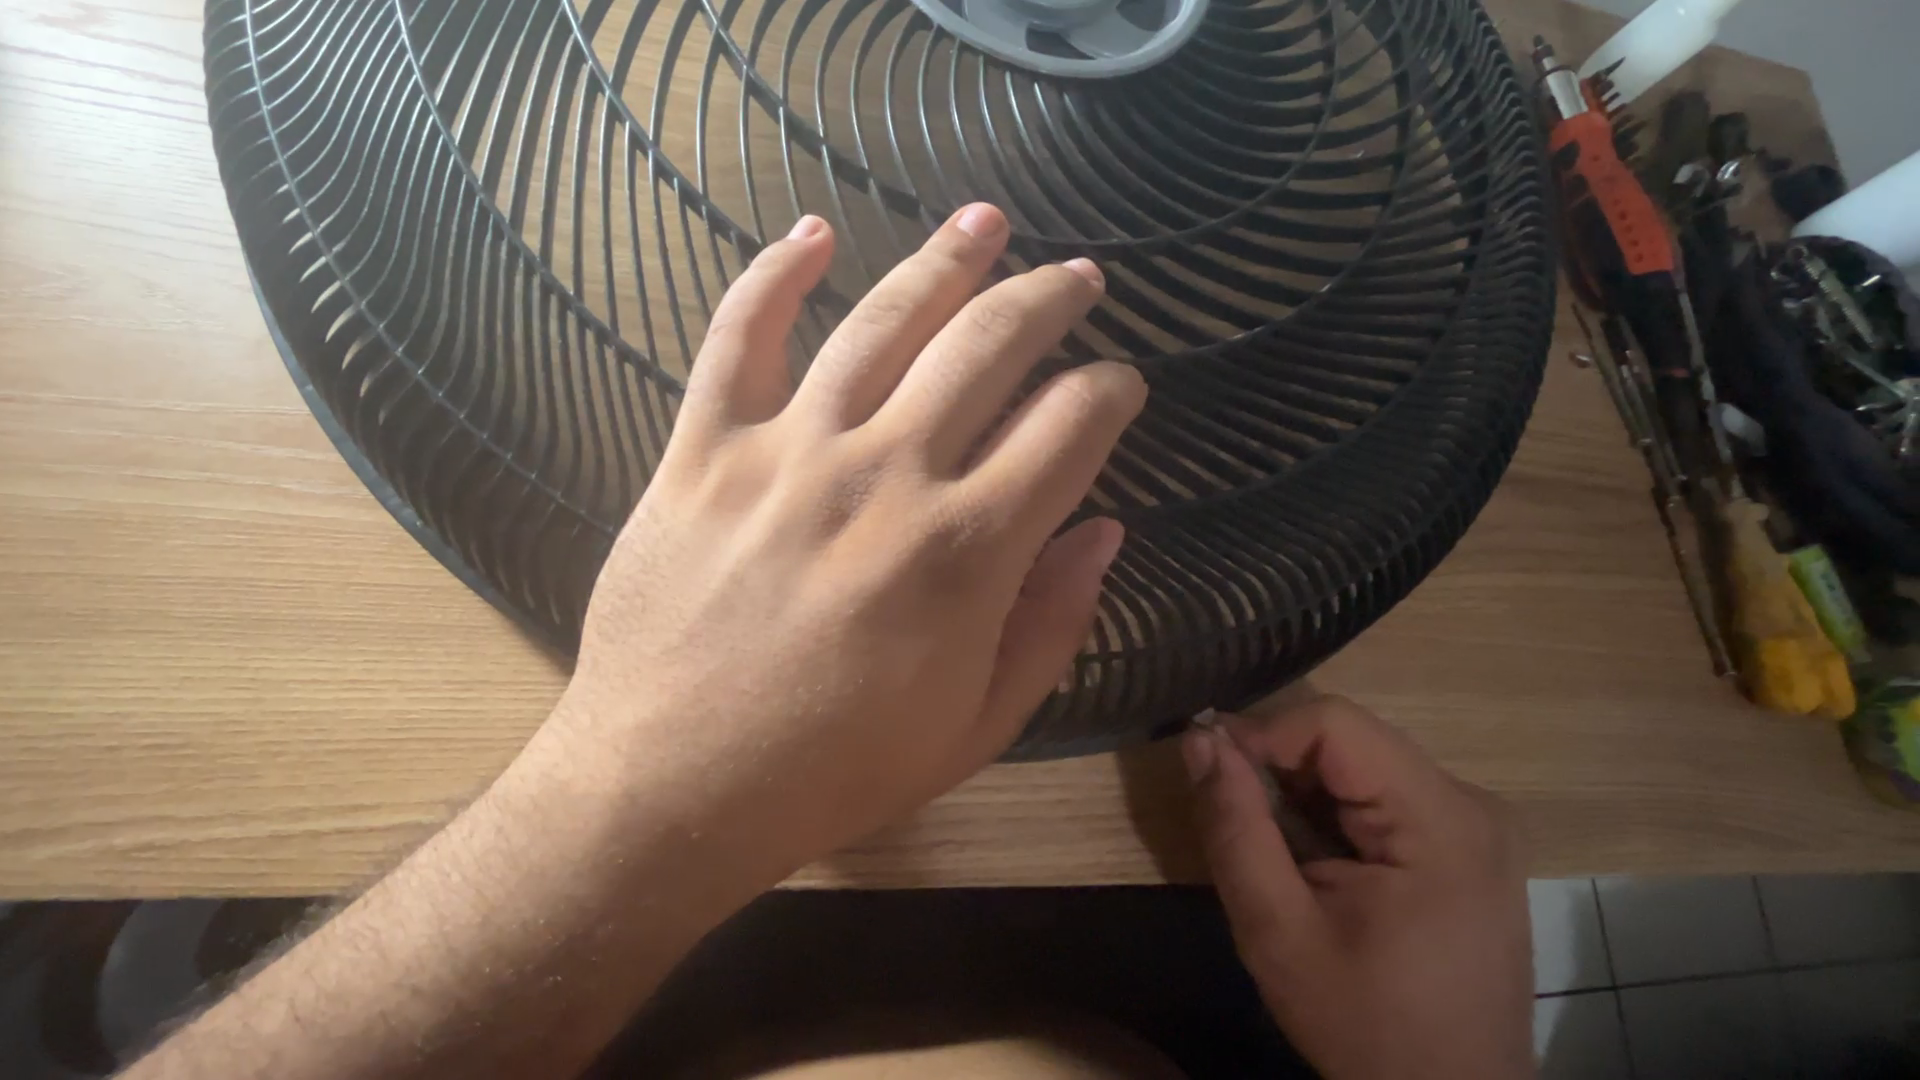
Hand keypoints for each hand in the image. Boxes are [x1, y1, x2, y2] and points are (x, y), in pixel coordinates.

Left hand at [546, 204, 1144, 889]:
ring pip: (880, 322)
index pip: (1069, 428)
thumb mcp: (977, 727)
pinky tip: (812, 234)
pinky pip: (737, 337)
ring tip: (985, 220)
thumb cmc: (835, 773)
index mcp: (965, 551)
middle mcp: (886, 475)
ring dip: (944, 260)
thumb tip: (1103, 531)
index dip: (1108, 393)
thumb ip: (1051, 625)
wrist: (672, 788)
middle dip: (1047, 301)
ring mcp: (788, 452)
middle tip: (1076, 277)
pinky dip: (773, 276)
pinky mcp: (703, 450)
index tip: (1117, 386)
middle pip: (987, 347)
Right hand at [1184, 698, 1533, 1079]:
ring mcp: (1476, 822)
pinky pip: (1380, 793)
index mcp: (1442, 820)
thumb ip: (1235, 826)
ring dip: (1301, 793)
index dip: (1261, 734)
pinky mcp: (1466, 842)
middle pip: (1348, 741)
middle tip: (1238, 822)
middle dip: (1278, 769)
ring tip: (1275, 851)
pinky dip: (1331, 813)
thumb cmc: (1364, 1024)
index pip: (1334, 723)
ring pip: (1358, 764)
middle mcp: (1472, 803)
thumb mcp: (1276, 930)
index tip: (1213, 774)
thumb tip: (1198, 738)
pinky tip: (1316, 862)